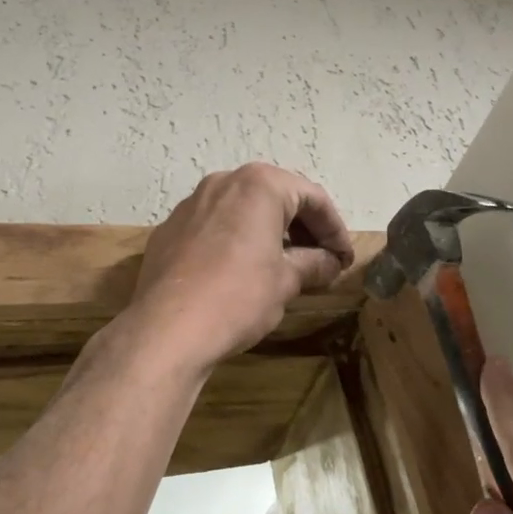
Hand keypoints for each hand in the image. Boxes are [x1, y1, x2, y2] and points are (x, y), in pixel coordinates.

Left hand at [126, 163, 354, 371]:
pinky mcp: (169, 230)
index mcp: (259, 185)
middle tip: (322, 260)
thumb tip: (331, 263)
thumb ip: (314, 264)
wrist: (167, 330)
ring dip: (270, 233)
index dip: (335, 229)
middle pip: (277, 197)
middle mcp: (224, 182)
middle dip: (303, 228)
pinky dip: (237, 241)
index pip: (313, 198)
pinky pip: (215, 227)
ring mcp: (191, 204)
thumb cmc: (239, 297)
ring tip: (287, 266)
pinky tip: (244, 271)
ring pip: (243, 210)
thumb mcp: (287, 281)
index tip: (344, 258)